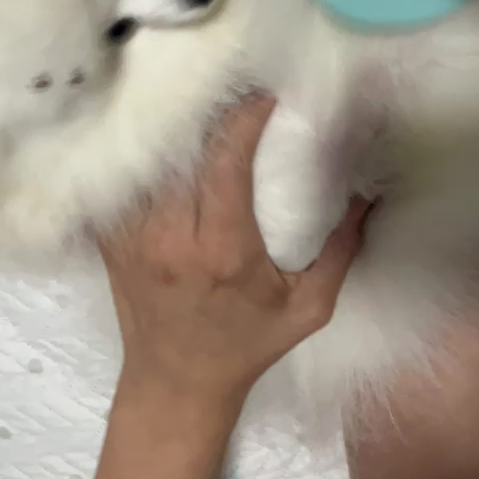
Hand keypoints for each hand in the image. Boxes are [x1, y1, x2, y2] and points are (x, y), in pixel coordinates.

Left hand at [97, 94, 372, 413]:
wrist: (175, 382)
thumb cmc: (248, 344)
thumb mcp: (308, 308)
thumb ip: (340, 251)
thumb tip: (368, 195)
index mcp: (222, 250)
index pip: (226, 162)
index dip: (245, 120)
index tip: (266, 98)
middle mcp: (170, 237)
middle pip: (185, 151)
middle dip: (213, 116)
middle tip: (238, 96)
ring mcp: (132, 237)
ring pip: (151, 159)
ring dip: (178, 131)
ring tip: (204, 110)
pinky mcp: (111, 239)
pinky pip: (125, 181)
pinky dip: (148, 157)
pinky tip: (169, 143)